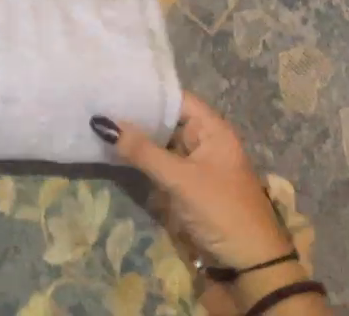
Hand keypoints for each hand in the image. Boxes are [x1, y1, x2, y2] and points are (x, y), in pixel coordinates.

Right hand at [92, 92, 292, 268]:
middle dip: (136, 114)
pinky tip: (115, 149)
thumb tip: (102, 122)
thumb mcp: (180, 179)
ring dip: (136, 137)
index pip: (174, 98)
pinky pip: (160, 162)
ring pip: (161, 141)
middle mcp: (203, 139)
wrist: (250, 264)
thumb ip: (143, 151)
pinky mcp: (187, 183)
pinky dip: (141, 157)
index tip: (114, 84)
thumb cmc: (222, 210)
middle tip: (98, 102)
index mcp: (212, 129)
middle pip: (165, 118)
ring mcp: (195, 162)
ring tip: (99, 120)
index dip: (146, 90)